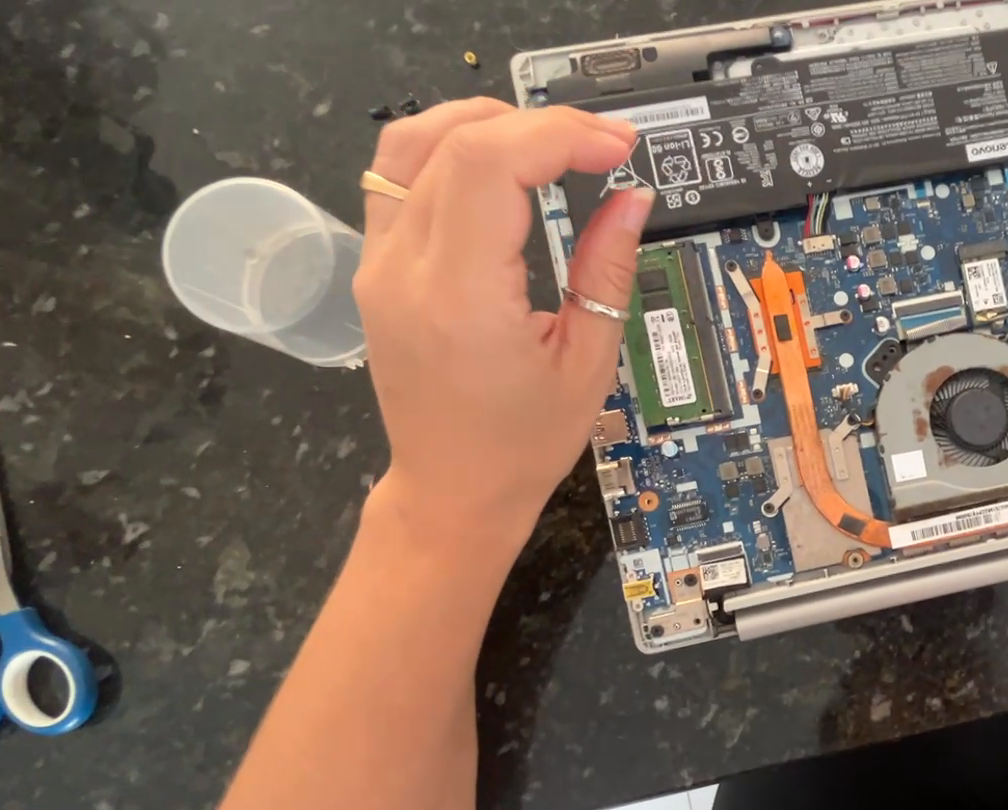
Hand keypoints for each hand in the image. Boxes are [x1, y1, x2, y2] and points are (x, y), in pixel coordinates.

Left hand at [351, 98, 655, 538]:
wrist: (454, 487)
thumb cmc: (526, 442)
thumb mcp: (588, 365)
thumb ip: (606, 271)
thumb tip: (631, 199)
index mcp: (463, 297)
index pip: (492, 166)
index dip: (561, 136)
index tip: (619, 146)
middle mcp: (405, 267)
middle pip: (453, 140)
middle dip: (537, 125)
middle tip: (602, 144)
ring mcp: (378, 262)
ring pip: (411, 142)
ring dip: (485, 123)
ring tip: (551, 143)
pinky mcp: (375, 265)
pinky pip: (398, 177)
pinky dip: (451, 150)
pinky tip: (499, 168)